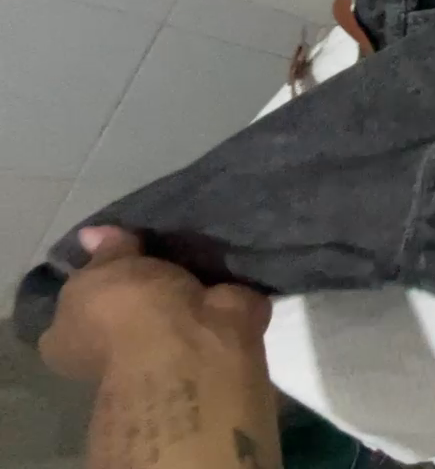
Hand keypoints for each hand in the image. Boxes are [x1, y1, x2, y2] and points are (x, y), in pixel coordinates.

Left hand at [39, 226, 270, 383]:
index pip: (78, 299)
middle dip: (151, 266)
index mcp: (72, 336)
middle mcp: (116, 338)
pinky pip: (217, 286)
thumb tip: (94, 233)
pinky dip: (226, 269)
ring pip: (177, 288)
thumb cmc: (127, 309)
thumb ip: (105, 252)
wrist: (193, 334)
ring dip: (192, 265)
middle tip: (168, 230)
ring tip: (204, 228)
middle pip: (132, 292)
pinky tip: (232, 243)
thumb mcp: (101, 273)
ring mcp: (167, 331)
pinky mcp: (214, 319)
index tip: (120, 243)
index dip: (98, 269)